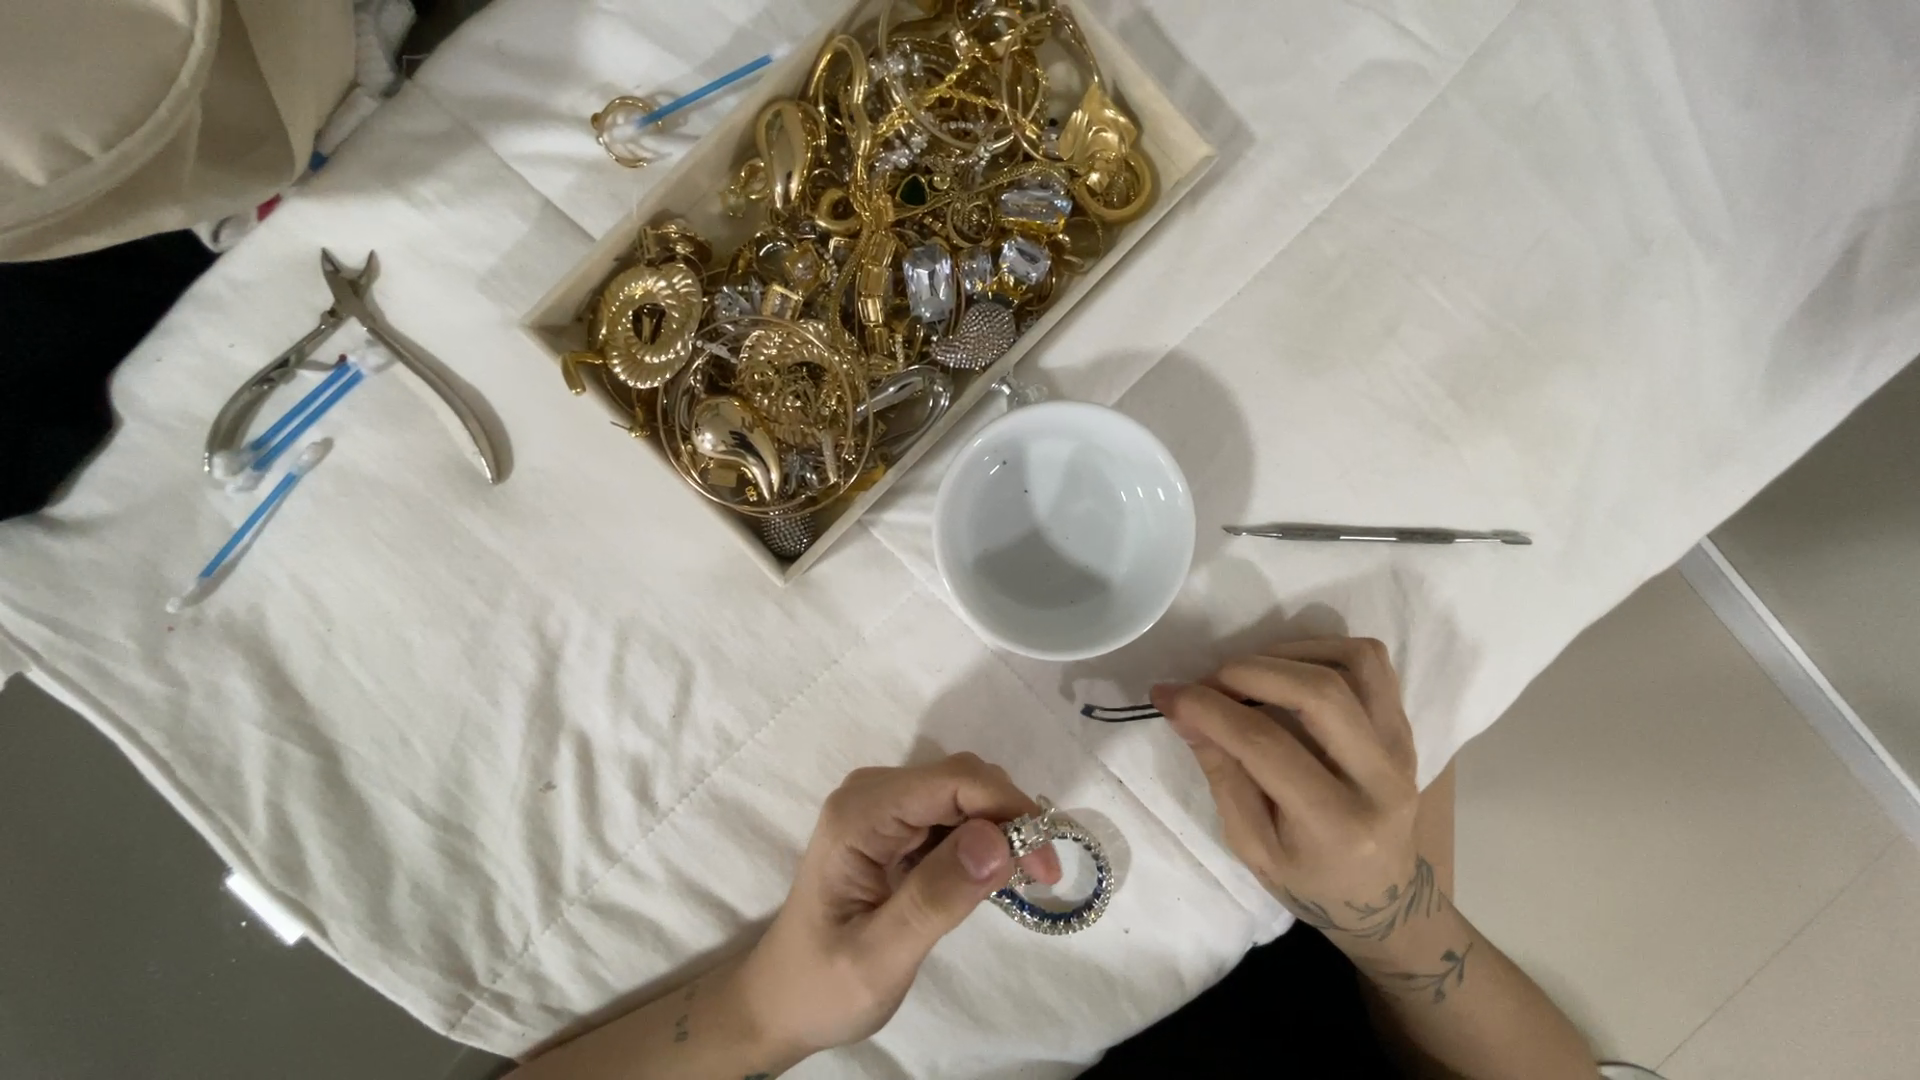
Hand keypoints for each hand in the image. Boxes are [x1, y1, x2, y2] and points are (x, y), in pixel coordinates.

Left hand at [730, 754, 1061, 1062]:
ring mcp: (882, 806)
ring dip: (999, 828)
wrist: (781, 1000)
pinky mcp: (892, 824)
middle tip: (1040, 876)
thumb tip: (997, 840)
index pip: (953, 780)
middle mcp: (871, 794)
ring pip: (962, 792)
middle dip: (1009, 818)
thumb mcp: (879, 957)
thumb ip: (935, 897)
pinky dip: (980, 839)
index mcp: (861, 815)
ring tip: (1022, 879)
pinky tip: (990, 877)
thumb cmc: (823, 985)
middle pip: (962, 779)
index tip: (1045, 862)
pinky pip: (950, 813)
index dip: (1008, 809)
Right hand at [1152, 638, 1445, 967]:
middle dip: (1247, 672)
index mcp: (1336, 824)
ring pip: (1353, 663)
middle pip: (1319, 693)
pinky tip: (1286, 670)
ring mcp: (1402, 748)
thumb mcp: (1251, 844)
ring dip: (1286, 655)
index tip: (1167, 694)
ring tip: (1247, 674)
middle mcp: (1382, 780)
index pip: (1266, 745)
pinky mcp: (1406, 728)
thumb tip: (1182, 708)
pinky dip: (1321, 651)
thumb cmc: (1308, 880)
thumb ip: (1221, 772)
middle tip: (1207, 682)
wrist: (1382, 898)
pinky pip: (1370, 663)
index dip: (1208, 709)